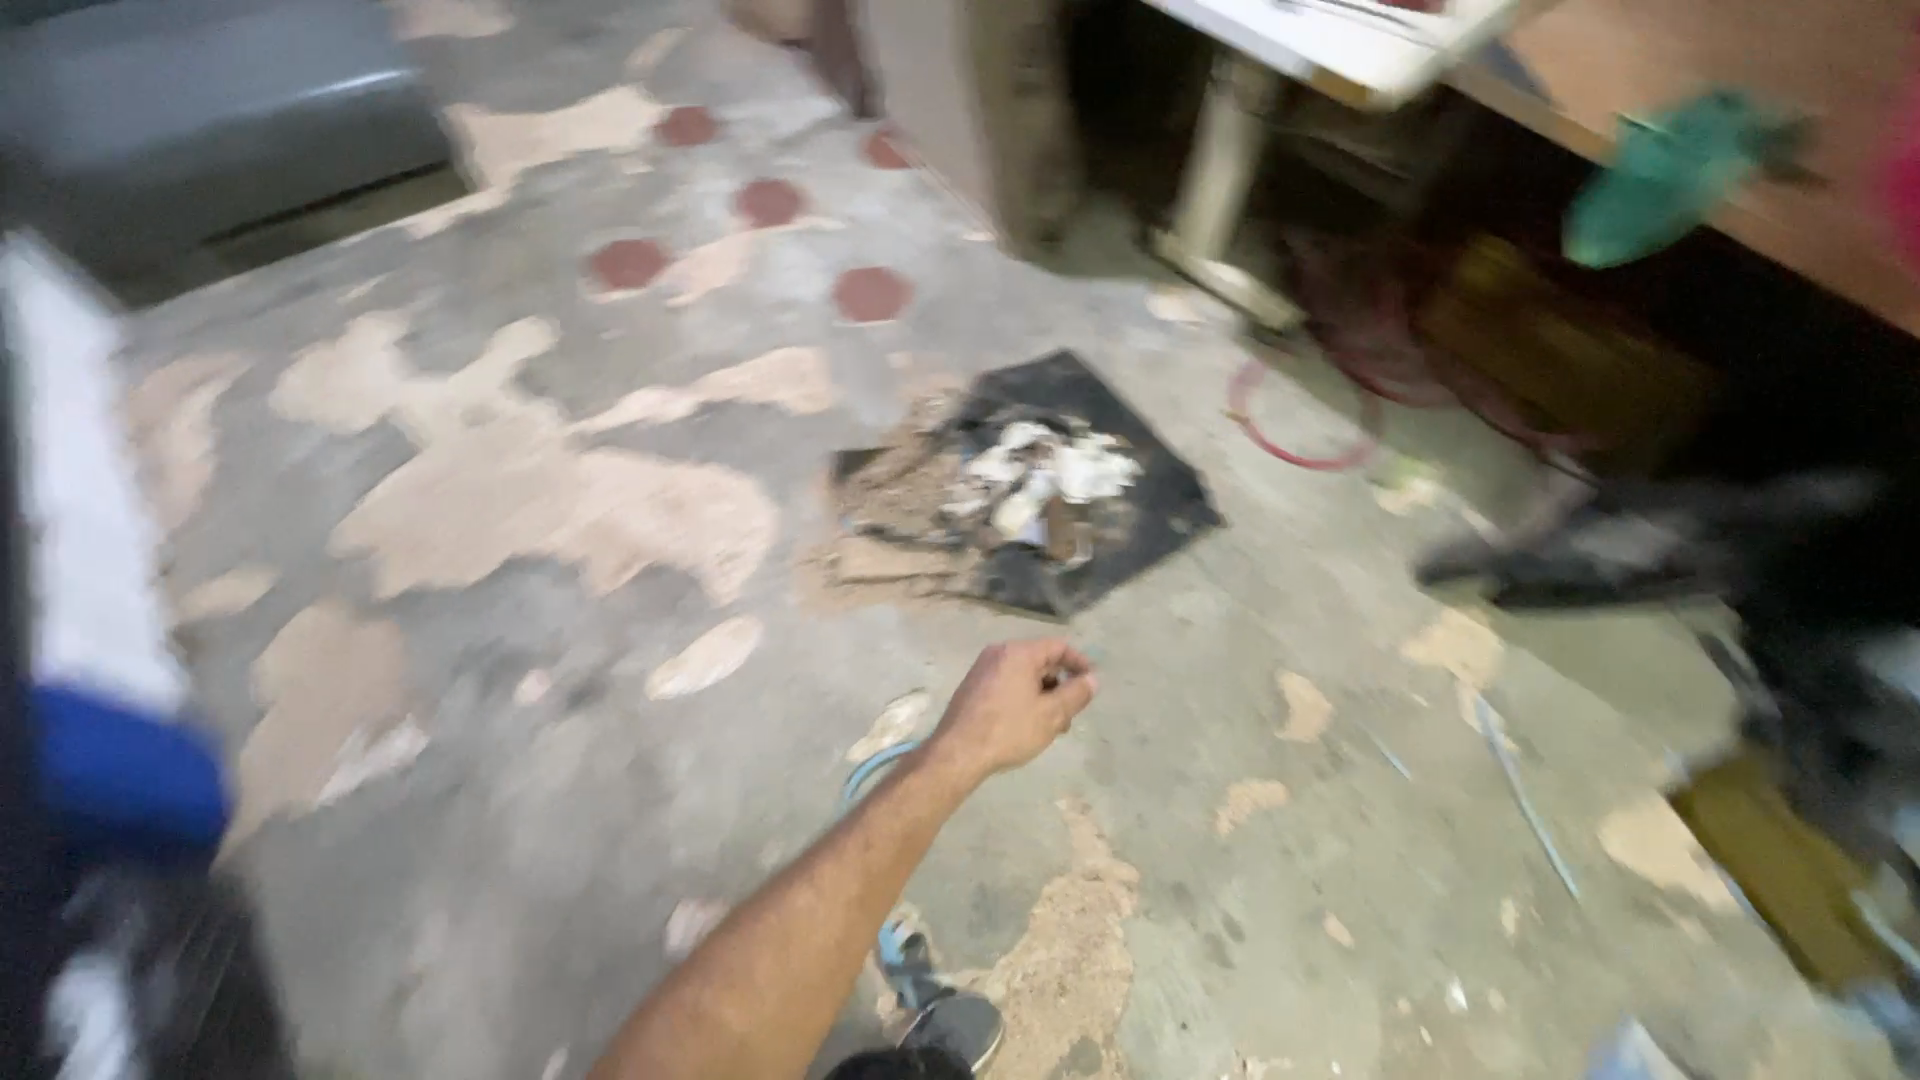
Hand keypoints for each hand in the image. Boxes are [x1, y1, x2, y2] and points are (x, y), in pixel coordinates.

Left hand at [922, 639, 1096, 785]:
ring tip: (1050, 727)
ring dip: (1042, 696)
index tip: (1092, 683)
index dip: (1080, 663)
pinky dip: (1023, 698)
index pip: (1058, 647)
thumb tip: (1092, 679)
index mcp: (1018, 653)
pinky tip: (1027, 725)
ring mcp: (982, 669)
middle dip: (1060, 686)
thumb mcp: (1051, 714)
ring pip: (1024, 676)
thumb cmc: (1009, 730)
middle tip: (1070, 715)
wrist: (958, 752)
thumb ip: (1076, 694)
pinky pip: (1007, 684)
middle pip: (1040, 661)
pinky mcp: (973, 686)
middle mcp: (998, 653)